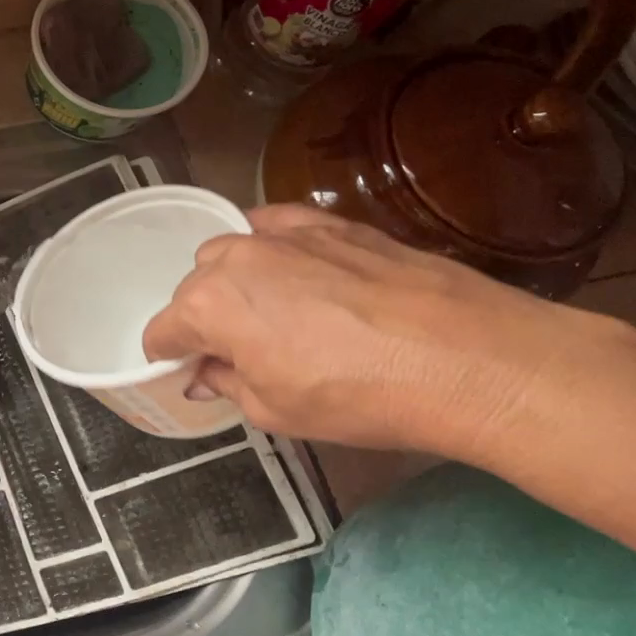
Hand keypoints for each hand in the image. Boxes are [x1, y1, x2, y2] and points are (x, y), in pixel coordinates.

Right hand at [140, 205, 598, 455]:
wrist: (474, 361)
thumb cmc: (358, 397)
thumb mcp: (273, 410)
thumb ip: (225, 383)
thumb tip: (207, 373)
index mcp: (206, 306)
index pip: (161, 333)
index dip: (172, 359)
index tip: (195, 374)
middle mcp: (235, 259)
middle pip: (193, 288)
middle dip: (204, 318)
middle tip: (243, 350)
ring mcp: (286, 235)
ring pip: (232, 252)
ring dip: (236, 280)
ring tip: (275, 310)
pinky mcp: (335, 224)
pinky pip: (280, 225)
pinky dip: (273, 244)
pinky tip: (296, 267)